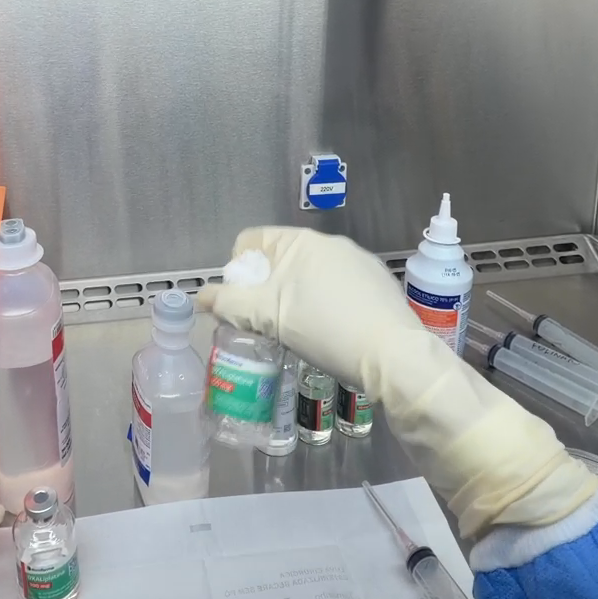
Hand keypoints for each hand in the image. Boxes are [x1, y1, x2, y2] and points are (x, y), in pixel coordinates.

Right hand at [201, 227, 597, 537]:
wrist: (396, 357)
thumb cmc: (325, 329)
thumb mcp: (268, 318)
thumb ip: (229, 304)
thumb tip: (201, 297)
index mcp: (298, 241)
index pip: (250, 241)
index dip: (236, 272)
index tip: (243, 305)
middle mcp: (328, 242)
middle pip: (278, 259)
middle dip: (265, 288)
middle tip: (268, 324)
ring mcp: (357, 261)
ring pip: (308, 274)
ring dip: (294, 297)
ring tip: (301, 333)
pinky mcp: (378, 283)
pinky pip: (337, 287)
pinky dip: (325, 304)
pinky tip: (333, 333)